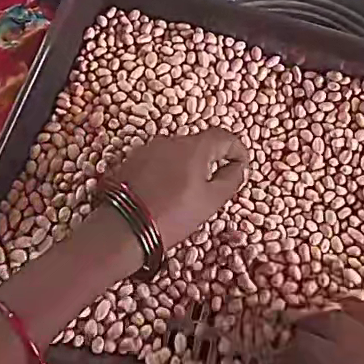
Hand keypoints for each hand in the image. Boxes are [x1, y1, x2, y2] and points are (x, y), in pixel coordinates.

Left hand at [111, 128, 247, 252]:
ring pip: (177, 153)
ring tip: (188, 195)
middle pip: (199, 144)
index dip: (237, 150)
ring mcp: (148, 149)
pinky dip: (167, 173)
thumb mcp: (210, 201)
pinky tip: (166, 194)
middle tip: (215, 186)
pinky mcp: (131, 161)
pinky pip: (158, 162)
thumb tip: (238, 167)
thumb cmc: (172, 215)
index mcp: (193, 147)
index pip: (223, 136)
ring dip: (188, 168)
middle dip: (211, 161)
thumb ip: (230, 179)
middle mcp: (169, 141)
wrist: (123, 227)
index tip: (241, 166)